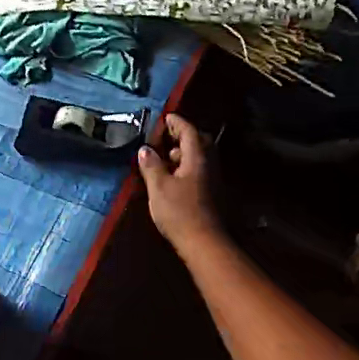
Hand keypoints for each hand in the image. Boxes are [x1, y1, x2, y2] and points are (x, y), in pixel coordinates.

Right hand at [137, 113, 221, 253]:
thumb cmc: (179, 211)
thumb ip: (151, 165)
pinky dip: (185, 166)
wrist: (204, 241)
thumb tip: (145, 149)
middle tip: (164, 138)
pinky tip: (172, 177)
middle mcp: (208, 163)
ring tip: (163, 159)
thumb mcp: (158, 187)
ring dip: (182, 153)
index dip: (176, 122)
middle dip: (182, 136)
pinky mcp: (211, 192)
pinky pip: (199, 169)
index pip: (189, 131)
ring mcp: (212, 178)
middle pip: (198, 141)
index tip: (164, 118)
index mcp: (197, 157)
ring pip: (199, 157)